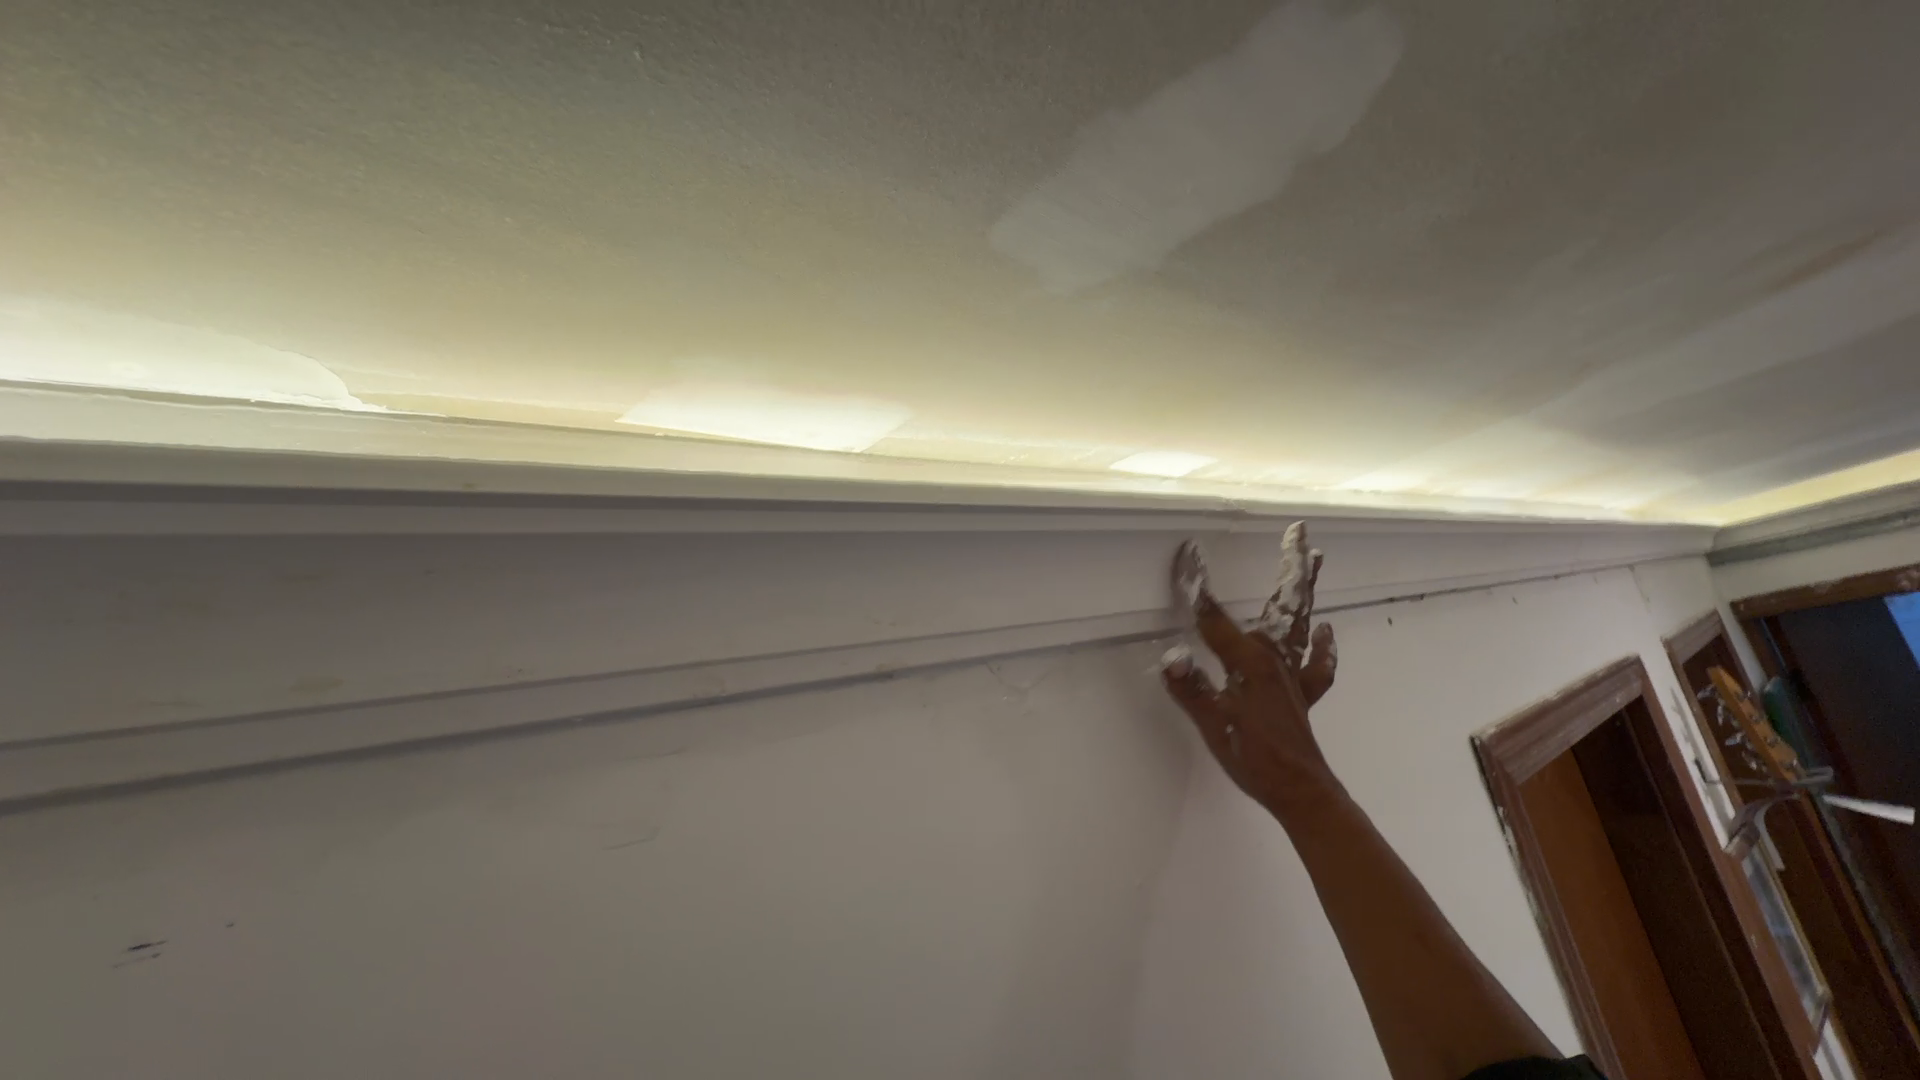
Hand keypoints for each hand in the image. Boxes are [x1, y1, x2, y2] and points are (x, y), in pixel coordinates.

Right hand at [1161, 524, 1339, 813]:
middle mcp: (1275, 659)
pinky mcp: (1301, 692)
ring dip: (1304, 590)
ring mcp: (1292, 674)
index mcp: (1250, 662)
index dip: (1198, 588)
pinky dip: (1322, 645)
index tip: (1189, 556)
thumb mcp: (1214, 726)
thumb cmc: (1254, 758)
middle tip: (1299, 531)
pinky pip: (1316, 663)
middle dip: (1289, 566)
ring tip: (1311, 559)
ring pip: (1300, 621)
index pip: (1215, 618)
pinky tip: (1326, 631)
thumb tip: (1170, 656)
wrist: (1301, 792)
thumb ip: (1192, 689)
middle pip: (1282, 603)